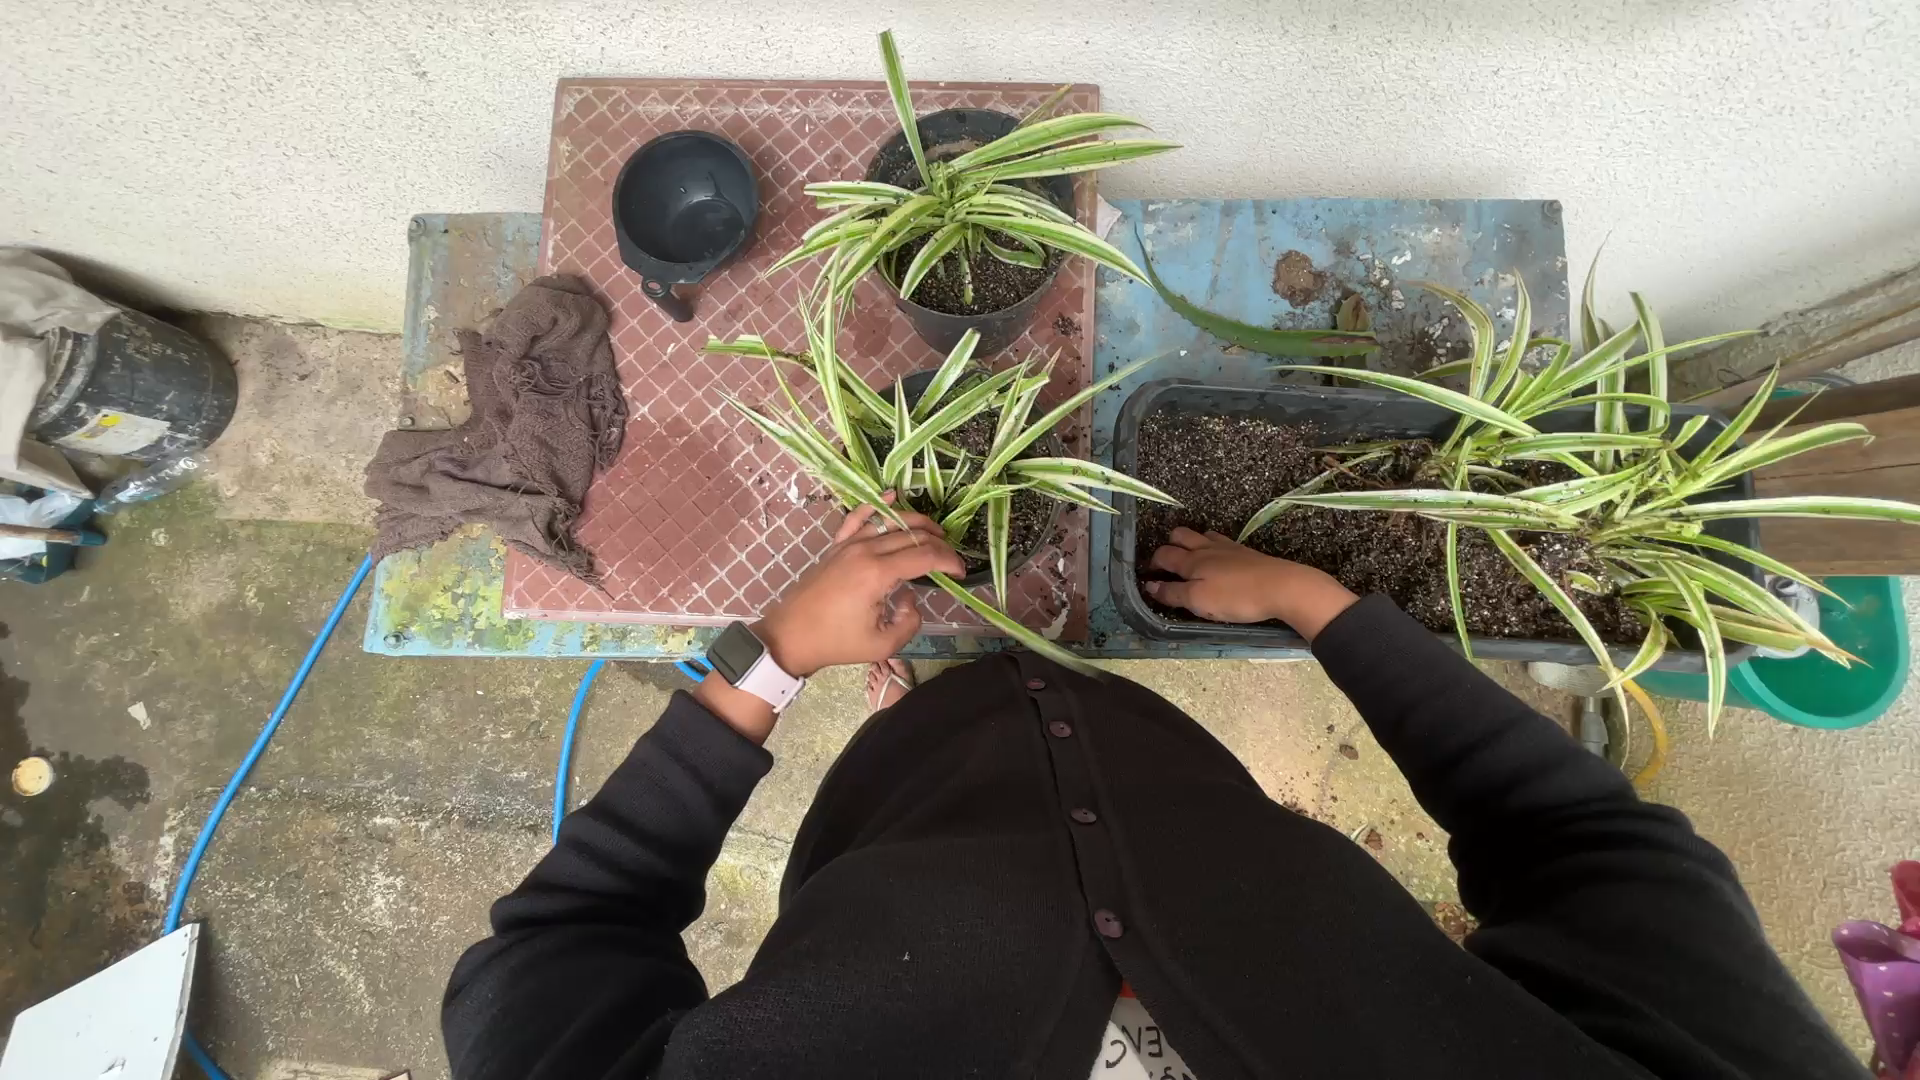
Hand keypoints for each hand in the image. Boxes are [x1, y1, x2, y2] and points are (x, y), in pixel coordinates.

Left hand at [754, 499, 964, 677]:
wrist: (790, 636)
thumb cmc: (835, 643)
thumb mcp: (881, 644)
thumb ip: (909, 622)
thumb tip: (912, 599)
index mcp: (877, 573)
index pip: (925, 556)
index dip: (949, 561)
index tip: (961, 573)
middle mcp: (865, 550)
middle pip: (912, 535)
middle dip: (939, 544)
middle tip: (952, 558)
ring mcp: (848, 544)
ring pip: (890, 521)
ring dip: (917, 522)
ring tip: (936, 532)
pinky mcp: (837, 546)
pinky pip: (858, 517)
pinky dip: (877, 505)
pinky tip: (891, 496)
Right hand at [1144, 527, 1358, 640]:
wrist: (1283, 587)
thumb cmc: (1236, 597)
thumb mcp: (1198, 601)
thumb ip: (1172, 593)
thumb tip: (1150, 585)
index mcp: (1191, 561)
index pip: (1163, 555)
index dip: (1152, 564)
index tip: (1147, 577)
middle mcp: (1206, 549)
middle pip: (1180, 535)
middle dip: (1168, 545)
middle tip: (1165, 563)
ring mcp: (1228, 548)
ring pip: (1201, 535)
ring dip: (1190, 542)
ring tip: (1189, 557)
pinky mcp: (1246, 552)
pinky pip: (1221, 541)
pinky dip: (1211, 546)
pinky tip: (1218, 558)